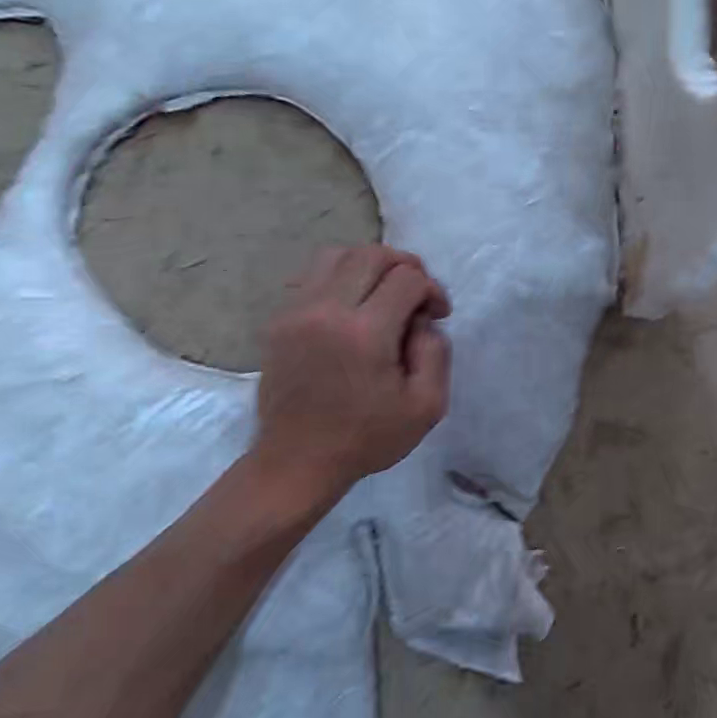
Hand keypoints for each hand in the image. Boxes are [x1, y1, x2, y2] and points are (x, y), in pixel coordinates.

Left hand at [251, 245, 452, 501]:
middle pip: (372, 255)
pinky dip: (341, 276)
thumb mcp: (427, 405)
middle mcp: (326, 312)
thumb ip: (436, 352)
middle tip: (418, 295)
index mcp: (364, 334)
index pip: (407, 279)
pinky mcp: (279, 321)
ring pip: (338, 255)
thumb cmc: (368, 438)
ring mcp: (296, 313)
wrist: (296, 463)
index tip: (437, 316)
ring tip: (386, 291)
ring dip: (371, 265)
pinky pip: (312, 275)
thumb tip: (422, 320)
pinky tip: (355, 305)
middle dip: (406, 266)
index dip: (433, 290)